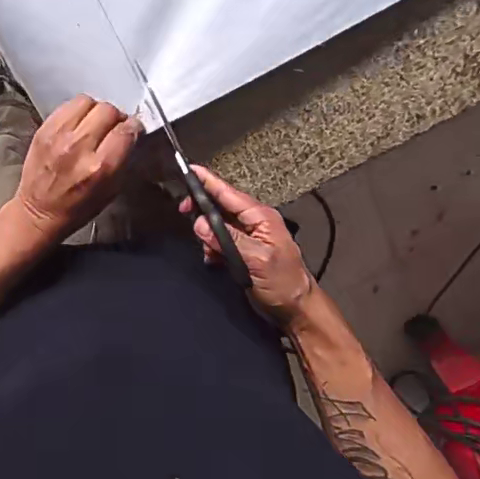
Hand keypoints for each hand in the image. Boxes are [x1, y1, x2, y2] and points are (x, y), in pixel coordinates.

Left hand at [10, 94, 140, 243]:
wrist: (39, 212)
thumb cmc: (77, 208)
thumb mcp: (111, 190)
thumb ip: (123, 159)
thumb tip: (131, 134)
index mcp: (100, 167)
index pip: (126, 130)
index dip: (133, 128)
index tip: (132, 130)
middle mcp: (79, 147)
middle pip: (108, 111)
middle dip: (115, 118)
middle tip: (113, 128)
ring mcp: (58, 136)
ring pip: (87, 102)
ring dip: (95, 111)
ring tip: (94, 124)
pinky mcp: (44, 130)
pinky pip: (67, 106)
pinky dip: (77, 111)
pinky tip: (78, 125)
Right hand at [180, 166, 316, 323]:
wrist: (294, 308)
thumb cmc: (284, 283)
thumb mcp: (257, 260)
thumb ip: (229, 240)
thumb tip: (202, 224)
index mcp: (261, 217)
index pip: (229, 194)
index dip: (208, 182)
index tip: (190, 170)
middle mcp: (254, 223)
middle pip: (220, 207)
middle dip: (202, 211)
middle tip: (185, 213)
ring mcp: (247, 238)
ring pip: (216, 226)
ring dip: (207, 236)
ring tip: (210, 252)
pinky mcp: (242, 252)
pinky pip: (219, 242)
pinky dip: (212, 249)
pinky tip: (213, 259)